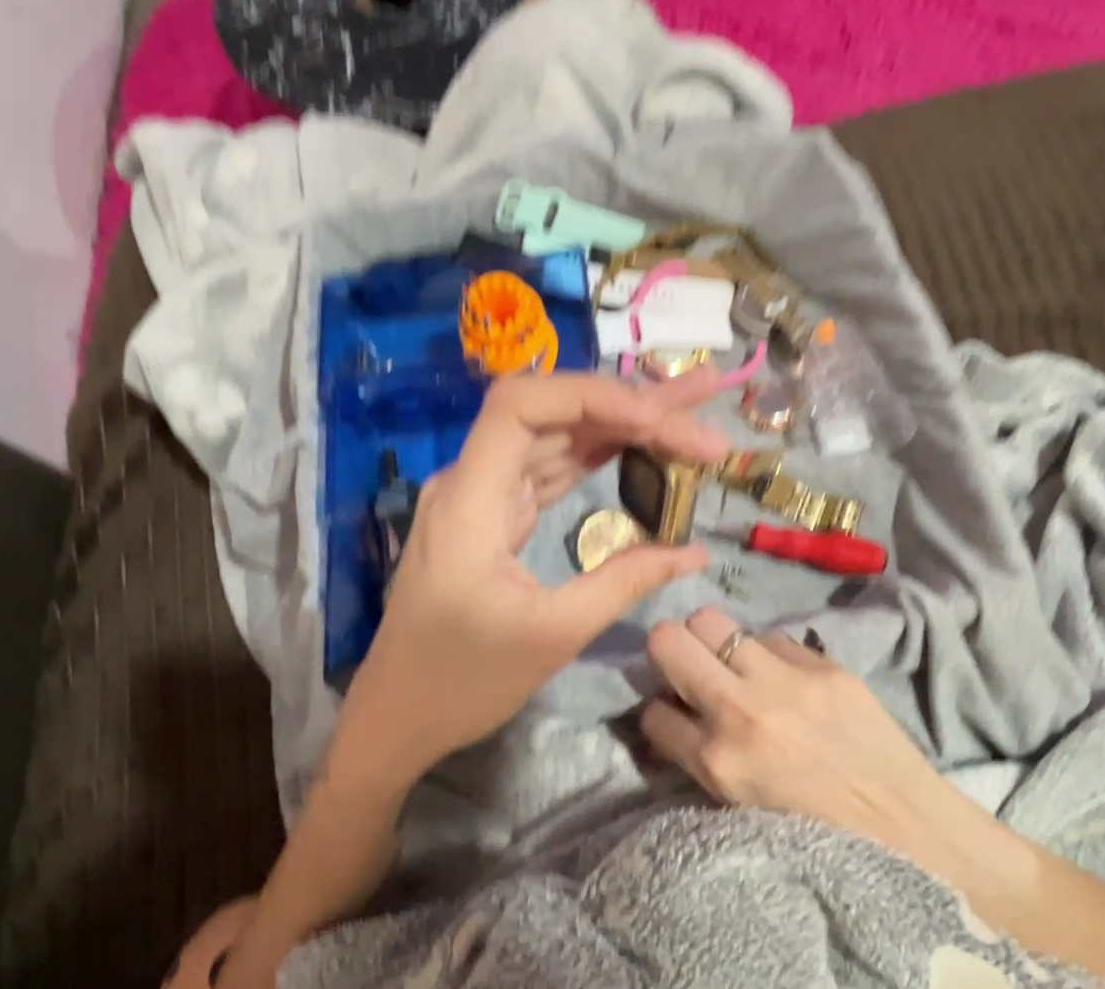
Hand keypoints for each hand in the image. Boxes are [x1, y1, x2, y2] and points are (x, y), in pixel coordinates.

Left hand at [324, 372, 730, 792]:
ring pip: (557, 437)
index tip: (661, 417)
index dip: (593, 395)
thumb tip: (694, 552)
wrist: (398, 711)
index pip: (523, 406)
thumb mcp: (553, 634)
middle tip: (706, 393)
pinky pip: (551, 468)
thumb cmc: (462, 681)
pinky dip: (600, 456)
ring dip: (623, 422)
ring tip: (693, 409)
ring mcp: (483, 493)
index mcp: (469, 499)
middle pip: (551, 413)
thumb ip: (625, 582)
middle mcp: (472, 479)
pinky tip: (646, 445)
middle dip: (629, 403)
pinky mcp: (496, 514)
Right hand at [640, 608, 976, 860]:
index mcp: (718, 762)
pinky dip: (765, 653)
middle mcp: (742, 712)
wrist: (905, 823)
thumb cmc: (817, 830)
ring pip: (711, 619)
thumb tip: (670, 712)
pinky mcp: (822, 664)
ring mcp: (785, 682)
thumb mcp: (740, 806)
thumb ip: (699, 755)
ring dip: (712, 641)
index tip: (672, 712)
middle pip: (668, 640)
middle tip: (687, 666)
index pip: (651, 711)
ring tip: (731, 662)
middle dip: (668, 651)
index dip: (657, 711)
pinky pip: (769, 636)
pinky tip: (783, 677)